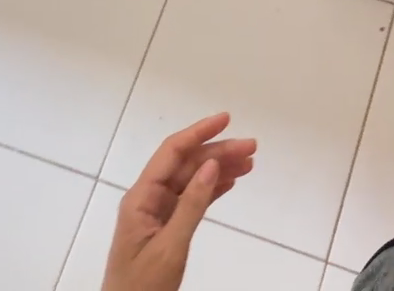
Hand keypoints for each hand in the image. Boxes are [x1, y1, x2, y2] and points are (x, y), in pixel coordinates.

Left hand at [103, 113, 256, 290]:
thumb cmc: (143, 289)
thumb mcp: (169, 248)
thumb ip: (191, 204)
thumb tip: (212, 163)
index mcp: (141, 198)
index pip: (172, 152)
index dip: (199, 132)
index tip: (227, 119)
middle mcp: (148, 199)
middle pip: (186, 164)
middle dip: (218, 152)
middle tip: (252, 148)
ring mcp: (157, 214)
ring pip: (192, 180)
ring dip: (219, 168)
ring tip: (250, 163)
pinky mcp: (166, 228)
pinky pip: (192, 199)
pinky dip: (213, 189)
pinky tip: (232, 182)